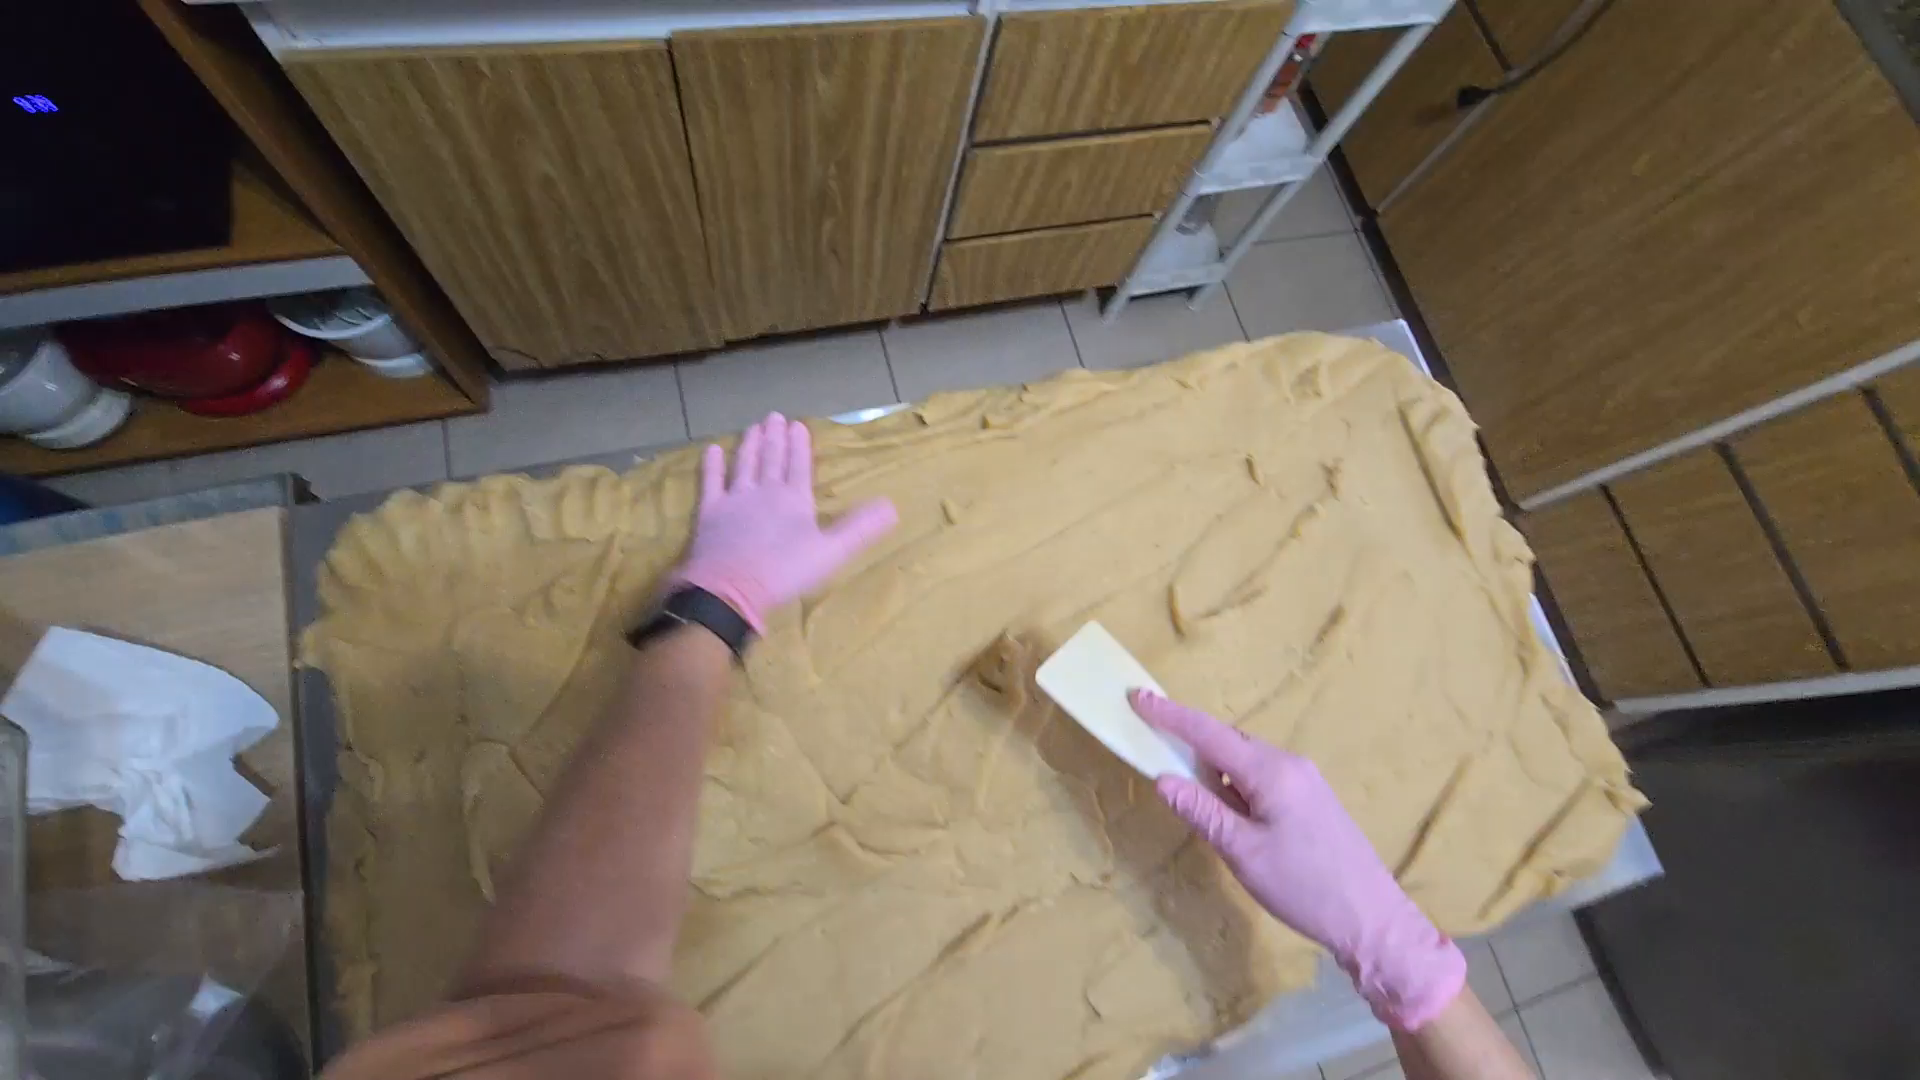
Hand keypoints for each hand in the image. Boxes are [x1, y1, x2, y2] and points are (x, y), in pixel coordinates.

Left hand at [673, 412, 897, 631]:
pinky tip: (712, 450)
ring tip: (752, 427)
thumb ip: (860, 528)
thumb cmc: (784, 571)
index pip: (799, 465)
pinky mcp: (710, 512)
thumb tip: (892, 506)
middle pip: (771, 459)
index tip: (798, 424)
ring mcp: (735, 499)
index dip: (800, 444)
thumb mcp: (831, 552)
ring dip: (749, 444)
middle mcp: (765, 491)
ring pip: (744, 464)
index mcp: (795, 499)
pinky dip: (712, 465)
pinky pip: (711, 482)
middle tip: (774, 416)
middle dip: (775, 437)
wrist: (730, 588)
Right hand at [1130, 690, 1465, 1031]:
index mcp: (1270, 771)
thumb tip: (1162, 780)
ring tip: (1185, 779)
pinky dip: (1232, 777)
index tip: (1138, 696)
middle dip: (1188, 736)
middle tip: (1152, 738)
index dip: (1169, 714)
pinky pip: (1259, 773)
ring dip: (1211, 761)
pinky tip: (1225, 802)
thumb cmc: (1305, 887)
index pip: (1208, 733)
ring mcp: (1304, 779)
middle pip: (1227, 739)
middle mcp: (1288, 763)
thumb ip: (1201, 811)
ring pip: (1244, 757)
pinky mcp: (1310, 797)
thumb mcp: (1243, 853)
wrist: (1376, 923)